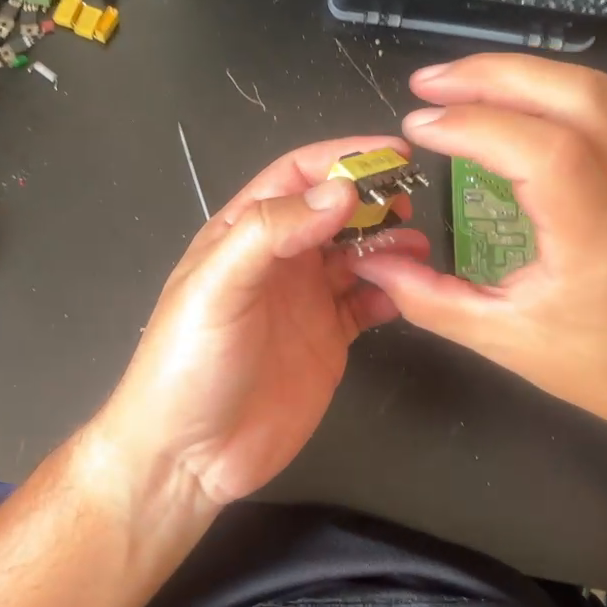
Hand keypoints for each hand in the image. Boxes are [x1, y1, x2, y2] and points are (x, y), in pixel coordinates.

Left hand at [90, 138, 430, 507]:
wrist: (187, 456)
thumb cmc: (189, 362)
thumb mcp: (218, 285)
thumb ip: (271, 232)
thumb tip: (341, 191)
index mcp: (242, 233)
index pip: (296, 177)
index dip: (341, 158)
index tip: (393, 151)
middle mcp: (277, 260)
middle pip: (333, 212)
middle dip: (373, 198)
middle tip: (414, 199)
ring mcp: (304, 301)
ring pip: (356, 255)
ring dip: (388, 244)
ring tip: (419, 246)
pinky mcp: (327, 341)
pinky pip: (367, 304)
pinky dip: (392, 293)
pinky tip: (410, 293)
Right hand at [349, 55, 606, 439]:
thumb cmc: (606, 366)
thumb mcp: (504, 343)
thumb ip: (428, 299)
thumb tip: (369, 261)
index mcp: (597, 244)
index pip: (546, 153)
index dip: (476, 126)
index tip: (419, 128)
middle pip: (574, 97)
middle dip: (492, 75)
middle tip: (426, 85)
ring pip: (590, 91)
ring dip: (516, 72)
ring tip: (453, 83)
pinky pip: (595, 106)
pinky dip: (538, 87)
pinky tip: (499, 101)